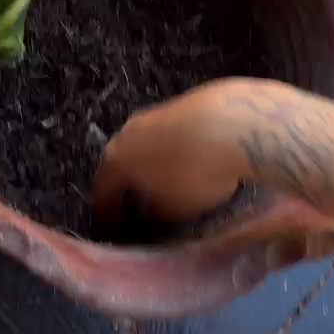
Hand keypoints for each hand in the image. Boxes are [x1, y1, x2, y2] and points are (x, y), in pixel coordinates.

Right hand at [93, 79, 333, 227]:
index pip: (102, 191)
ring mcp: (151, 115)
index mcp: (115, 160)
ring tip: (168, 183)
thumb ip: (154, 213)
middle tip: (140, 205)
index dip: (108, 213)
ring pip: (144, 146)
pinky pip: (167, 135)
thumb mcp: (172, 210)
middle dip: (129, 185)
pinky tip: (190, 161)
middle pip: (121, 163)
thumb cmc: (192, 174)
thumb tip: (149, 211)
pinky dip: (172, 151)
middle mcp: (125, 133)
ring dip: (151, 165)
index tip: (116, 229)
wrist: (230, 124)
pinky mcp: (178, 105)